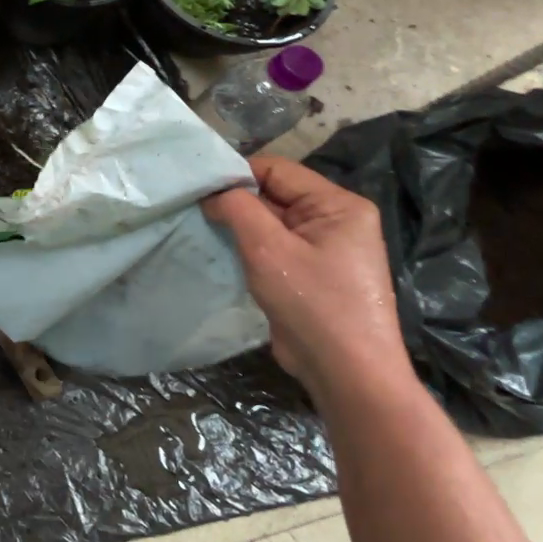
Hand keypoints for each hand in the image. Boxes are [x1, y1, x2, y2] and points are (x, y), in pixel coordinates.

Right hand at [204, 155, 408, 399]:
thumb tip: (212, 192)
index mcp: (339, 205)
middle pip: (274, 193)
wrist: (346, 372)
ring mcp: (326, 248)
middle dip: (236, 202)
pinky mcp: (312, 273)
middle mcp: (337, 220)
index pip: (277, 170)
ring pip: (270, 221)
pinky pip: (274, 246)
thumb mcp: (267, 248)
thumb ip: (237, 208)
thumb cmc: (312, 303)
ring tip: (207, 233)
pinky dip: (249, 248)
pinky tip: (226, 256)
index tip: (198, 191)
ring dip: (239, 227)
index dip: (236, 175)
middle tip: (196, 212)